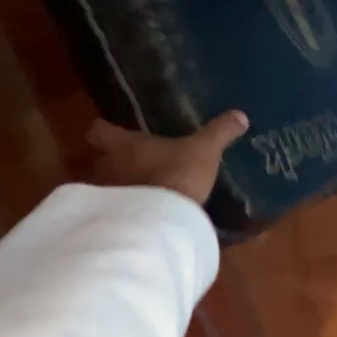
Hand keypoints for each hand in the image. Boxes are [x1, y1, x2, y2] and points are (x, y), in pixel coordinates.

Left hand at [86, 111, 248, 203]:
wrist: (158, 222)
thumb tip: (240, 115)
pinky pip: (111, 209)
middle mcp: (104, 166)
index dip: (106, 130)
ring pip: (103, 184)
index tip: (115, 131)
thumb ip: (219, 132)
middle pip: (96, 158)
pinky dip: (122, 209)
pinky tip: (141, 213)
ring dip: (117, 185)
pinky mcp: (108, 219)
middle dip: (113, 159)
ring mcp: (103, 195)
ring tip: (139, 189)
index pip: (99, 130)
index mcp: (123, 144)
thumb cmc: (176, 174)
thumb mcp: (205, 150)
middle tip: (134, 162)